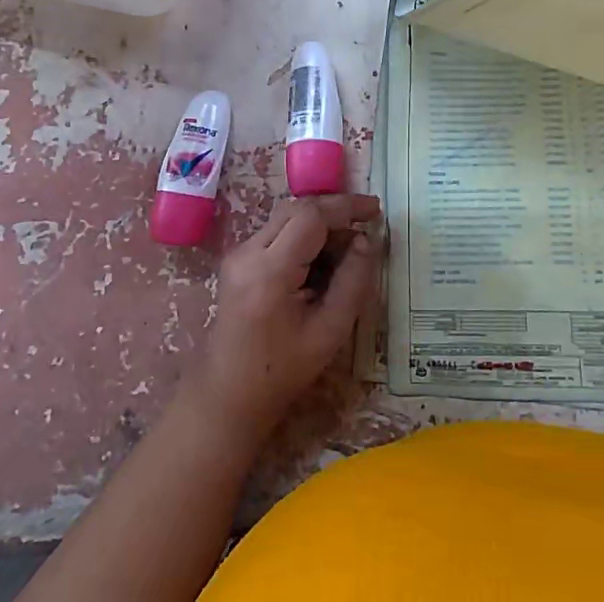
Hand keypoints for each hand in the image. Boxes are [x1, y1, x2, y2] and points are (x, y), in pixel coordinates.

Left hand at [183, 195, 383, 437]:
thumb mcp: (330, 331)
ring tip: (349, 246)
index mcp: (269, 272)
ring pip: (286, 217)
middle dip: (335, 210)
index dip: (346, 207)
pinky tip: (323, 259)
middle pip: (297, 209)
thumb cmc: (281, 371)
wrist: (227, 395)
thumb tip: (366, 241)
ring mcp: (238, 255)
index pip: (310, 217)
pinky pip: (277, 232)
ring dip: (320, 222)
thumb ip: (352, 281)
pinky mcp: (238, 261)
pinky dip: (305, 235)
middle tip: (367, 224)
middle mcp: (247, 253)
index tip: (376, 211)